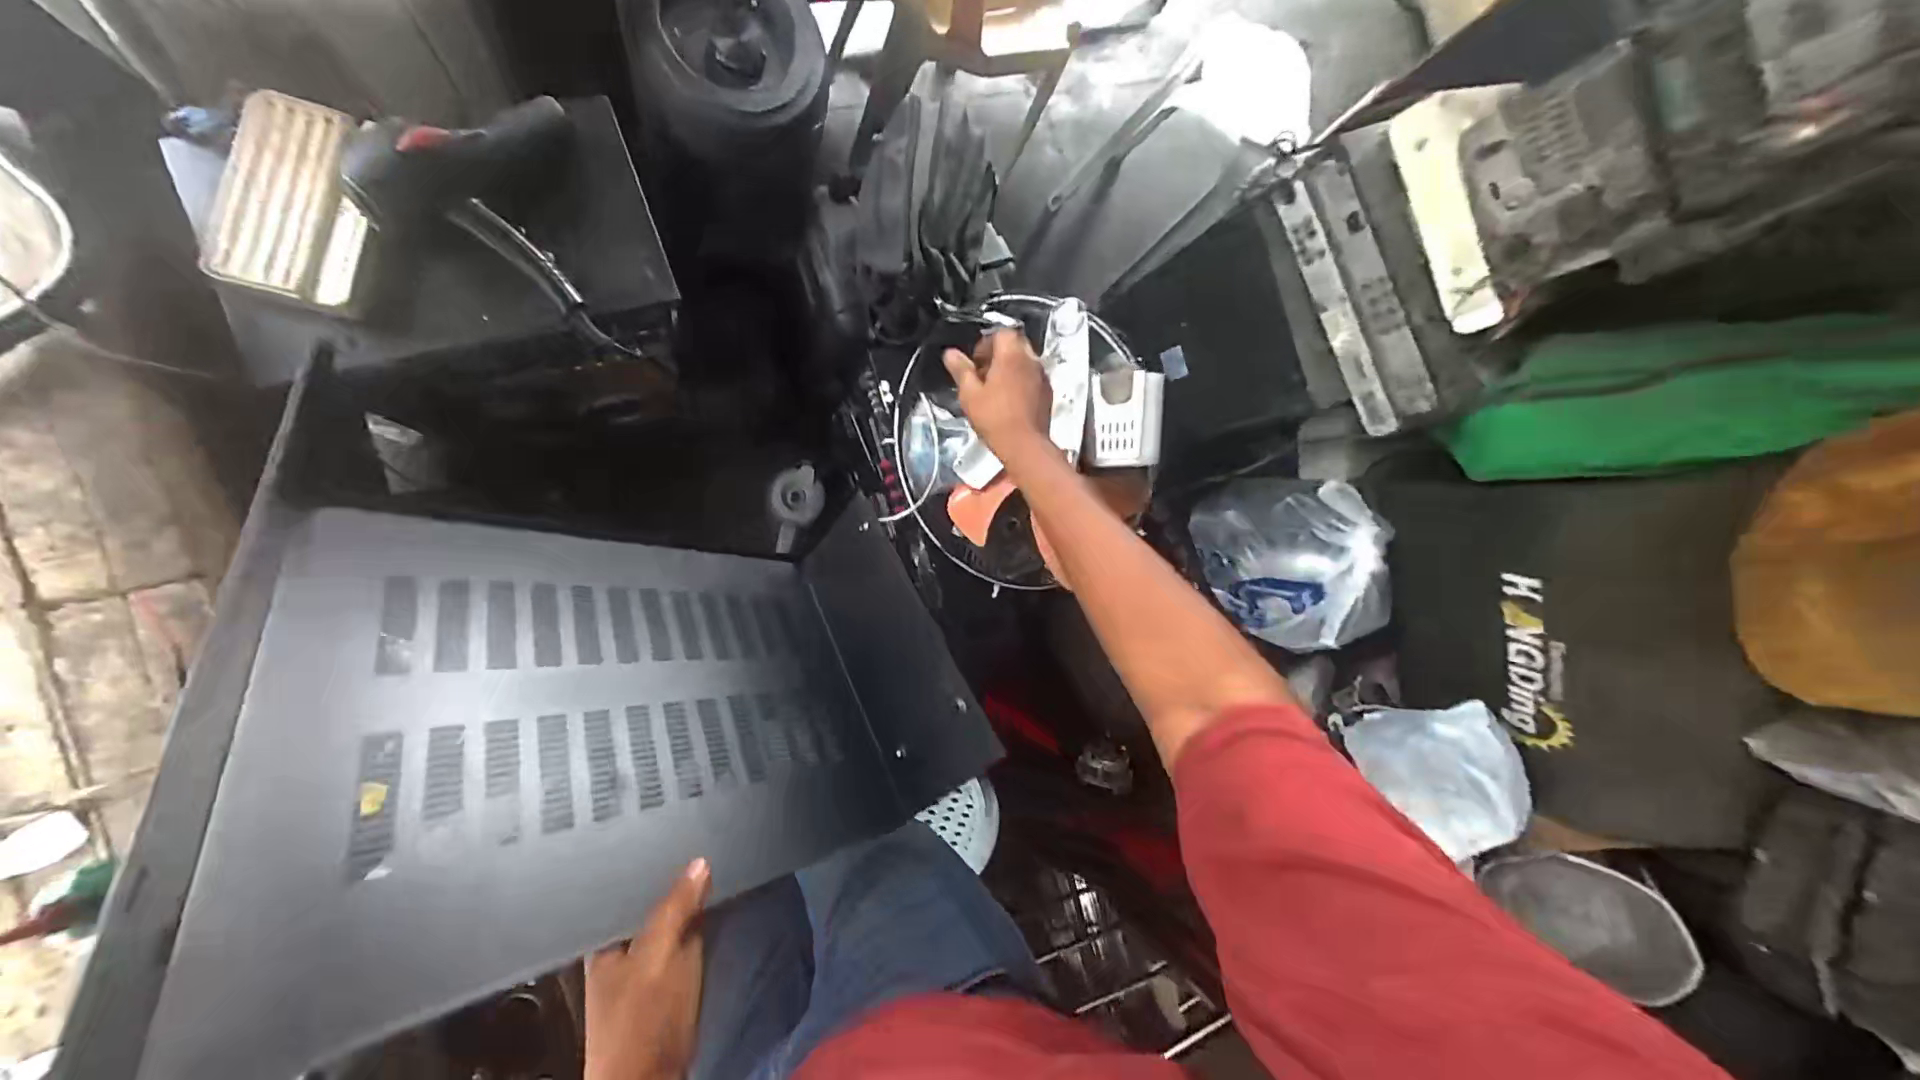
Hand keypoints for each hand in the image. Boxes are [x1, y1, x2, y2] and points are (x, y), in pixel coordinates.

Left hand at [585, 858, 711, 1079]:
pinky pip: (681, 941)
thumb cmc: (643, 1021)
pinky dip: (694, 923)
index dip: (648, 867)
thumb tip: (701, 862)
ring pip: (666, 923)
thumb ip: (676, 909)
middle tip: (699, 844)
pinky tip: (710, 906)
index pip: (624, 893)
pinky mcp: (666, 986)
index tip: (672, 838)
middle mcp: (619, 955)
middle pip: (648, 907)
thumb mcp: (660, 957)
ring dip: (685, 901)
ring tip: (709, 865)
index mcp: (603, 946)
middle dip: (671, 882)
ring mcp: (643, 972)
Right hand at [943, 329, 1051, 460]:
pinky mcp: (1047, 393)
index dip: (984, 344)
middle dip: (998, 354)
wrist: (1024, 445)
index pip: (1000, 333)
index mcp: (1011, 354)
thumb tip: (950, 354)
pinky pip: (1033, 378)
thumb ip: (960, 370)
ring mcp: (1042, 376)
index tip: (975, 361)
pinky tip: (1009, 401)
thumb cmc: (995, 419)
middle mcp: (1031, 360)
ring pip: (1025, 361)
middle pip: (1015, 345)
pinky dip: (1021, 381)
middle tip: (983, 373)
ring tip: (994, 388)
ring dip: (1010, 368)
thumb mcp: (969, 394)